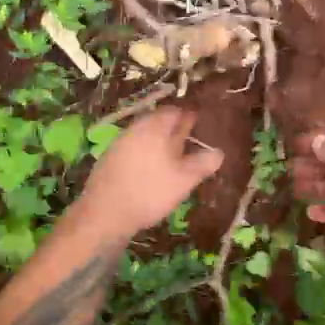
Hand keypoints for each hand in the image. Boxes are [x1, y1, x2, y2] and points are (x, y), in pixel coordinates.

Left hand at [76, 107, 223, 237]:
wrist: (105, 212)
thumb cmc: (149, 192)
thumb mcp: (183, 181)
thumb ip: (202, 164)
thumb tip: (219, 152)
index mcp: (155, 128)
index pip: (174, 112)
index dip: (187, 116)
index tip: (198, 123)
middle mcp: (135, 130)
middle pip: (156, 122)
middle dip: (172, 128)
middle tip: (187, 139)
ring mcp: (119, 143)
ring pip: (143, 135)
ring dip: (157, 141)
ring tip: (170, 156)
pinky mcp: (108, 159)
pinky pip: (132, 148)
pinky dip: (143, 153)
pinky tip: (148, 169)